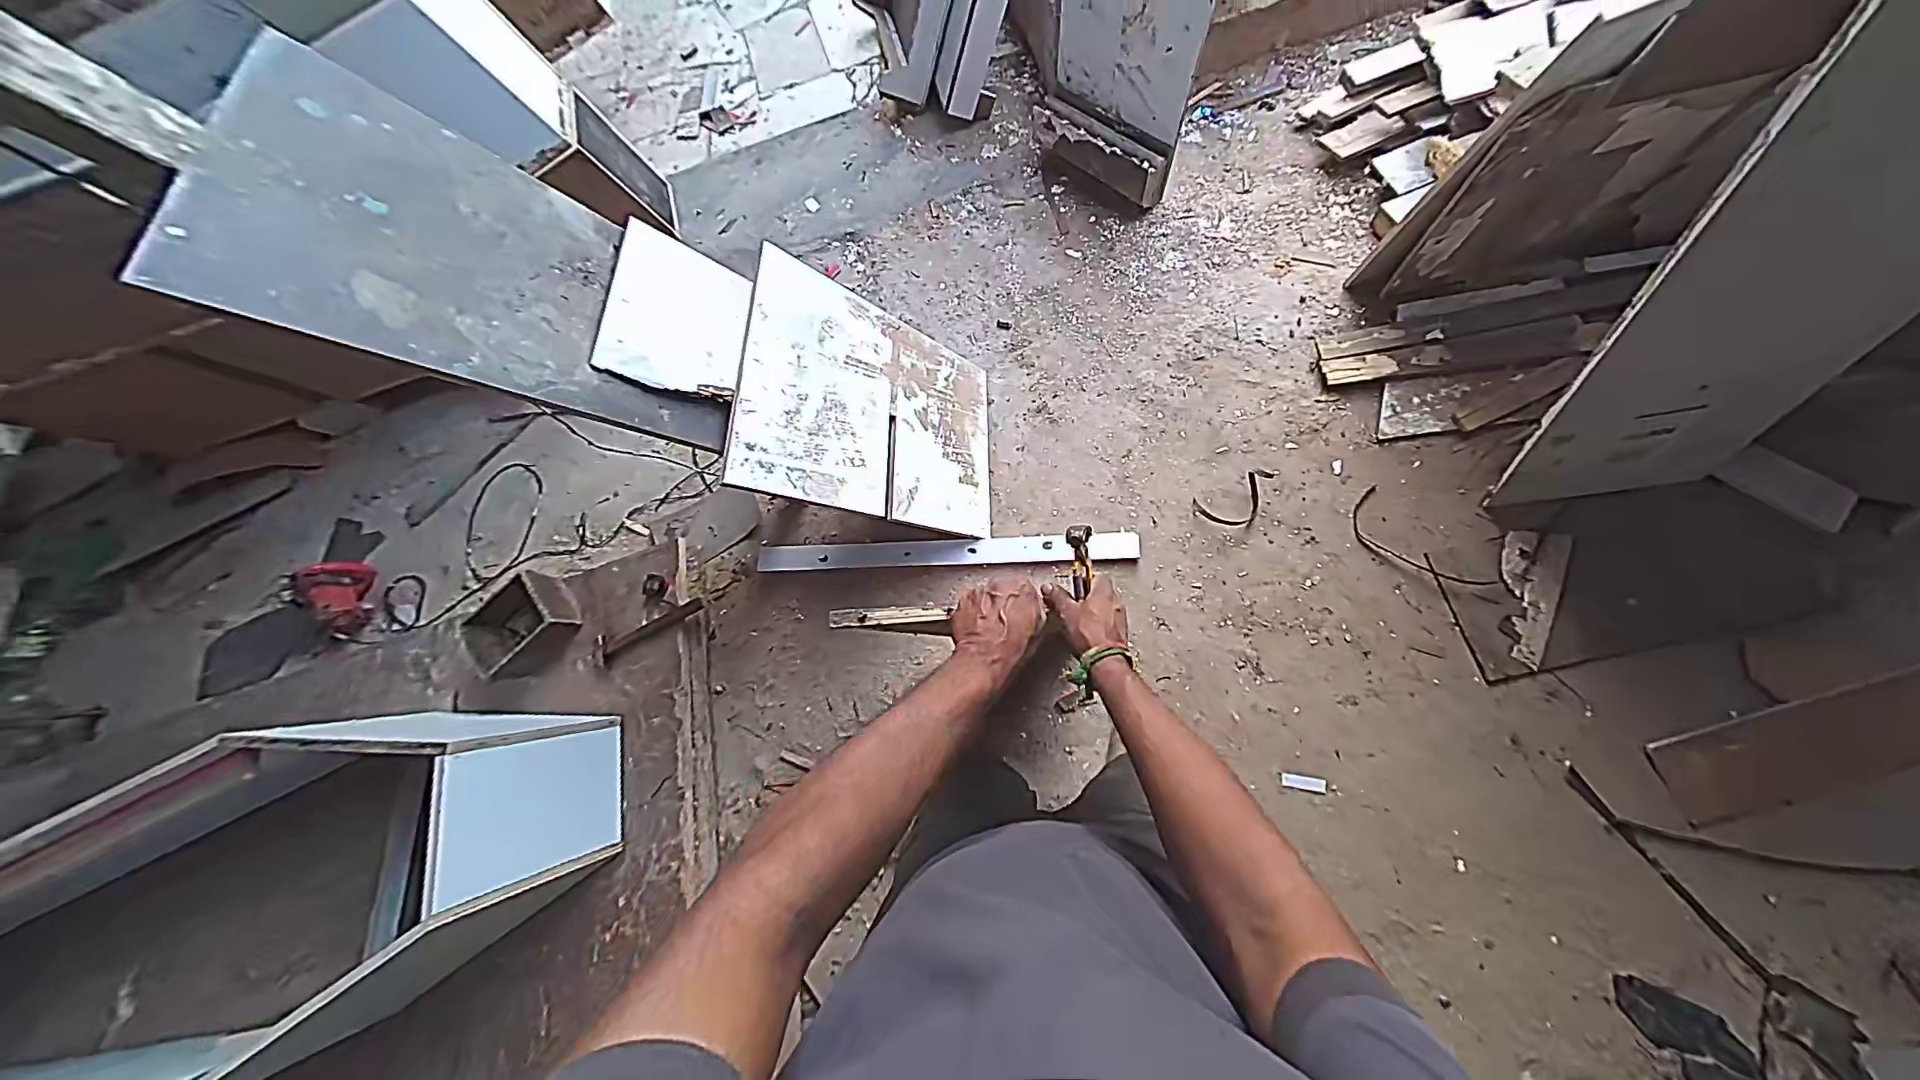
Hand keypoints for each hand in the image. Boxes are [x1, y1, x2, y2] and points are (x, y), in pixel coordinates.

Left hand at [949, 576, 1044, 672]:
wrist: (983, 659)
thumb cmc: (1009, 650)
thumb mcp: (1035, 631)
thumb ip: (1035, 612)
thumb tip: (1033, 611)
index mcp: (1024, 590)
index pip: (1025, 587)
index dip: (1021, 601)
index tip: (1019, 611)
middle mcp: (1002, 585)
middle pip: (1004, 587)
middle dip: (1003, 600)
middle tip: (1002, 618)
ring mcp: (981, 590)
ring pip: (986, 592)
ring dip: (987, 603)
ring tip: (987, 623)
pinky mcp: (964, 598)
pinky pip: (970, 599)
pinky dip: (972, 608)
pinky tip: (975, 623)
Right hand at [1043, 574, 1129, 655]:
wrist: (1106, 660)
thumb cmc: (1090, 634)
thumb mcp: (1067, 612)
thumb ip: (1057, 596)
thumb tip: (1049, 587)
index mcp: (1104, 591)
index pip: (1097, 575)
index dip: (1084, 579)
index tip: (1074, 585)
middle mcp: (1116, 602)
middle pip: (1102, 591)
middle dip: (1088, 596)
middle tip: (1074, 603)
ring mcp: (1120, 618)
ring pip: (1106, 607)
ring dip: (1095, 611)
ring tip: (1080, 620)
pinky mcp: (1120, 633)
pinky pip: (1109, 622)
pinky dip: (1100, 624)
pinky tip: (1089, 633)